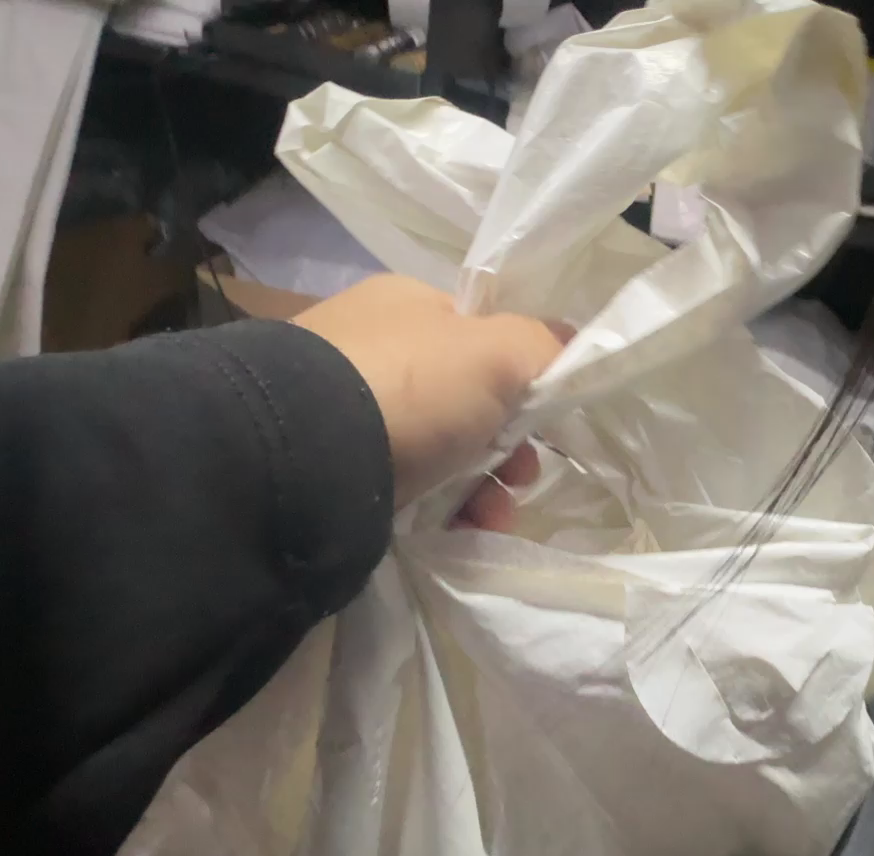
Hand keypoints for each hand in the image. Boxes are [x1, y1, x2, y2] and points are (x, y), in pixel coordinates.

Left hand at [291, 275, 560, 529]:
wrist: (303, 460)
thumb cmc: (410, 390)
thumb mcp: (495, 353)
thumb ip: (542, 347)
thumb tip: (571, 346)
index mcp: (408, 308)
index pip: (483, 339)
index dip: (523, 382)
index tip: (543, 424)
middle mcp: (376, 353)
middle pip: (469, 404)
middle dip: (509, 448)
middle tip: (521, 478)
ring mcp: (351, 414)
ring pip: (443, 451)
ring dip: (485, 488)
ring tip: (495, 517)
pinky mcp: (337, 470)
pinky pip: (411, 488)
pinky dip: (445, 509)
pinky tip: (464, 529)